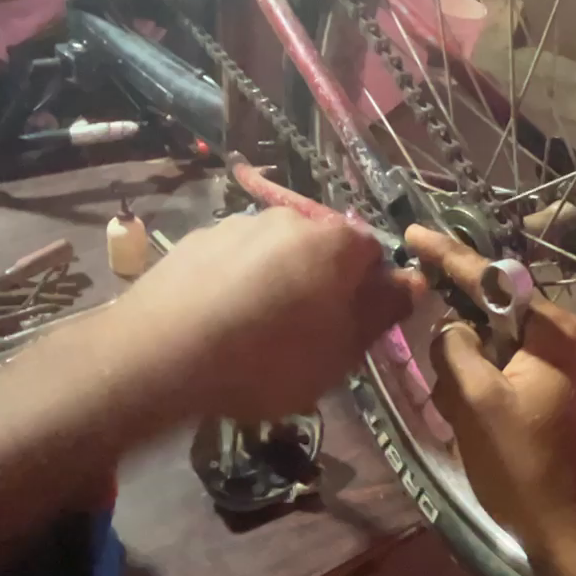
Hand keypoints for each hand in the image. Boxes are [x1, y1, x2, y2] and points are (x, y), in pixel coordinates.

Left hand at [115, 208, 424, 419]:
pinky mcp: (196, 240)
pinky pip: (235, 260)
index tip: (354, 328)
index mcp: (336, 241)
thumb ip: (383, 310)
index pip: (374, 255)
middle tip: (309, 334)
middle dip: (324, 284)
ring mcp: (239, 224)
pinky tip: (221, 321)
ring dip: (280, 282)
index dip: (370, 292)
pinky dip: (239, 282)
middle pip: (324, 250)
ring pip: (277, 253)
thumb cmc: (270, 358)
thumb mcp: (342, 350)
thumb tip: (412, 280)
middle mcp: (290, 218)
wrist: (162, 356)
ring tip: (257, 332)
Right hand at [407, 226, 575, 555]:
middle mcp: (563, 339)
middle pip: (494, 316)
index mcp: (552, 331)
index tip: (414, 233)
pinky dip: (483, 390)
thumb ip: (455, 351)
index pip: (492, 279)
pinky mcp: (557, 394)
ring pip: (496, 349)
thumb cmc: (527, 468)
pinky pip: (508, 374)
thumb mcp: (477, 404)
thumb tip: (450, 329)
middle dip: (457, 339)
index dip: (448, 256)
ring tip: (459, 416)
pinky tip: (474, 424)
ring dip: (468, 374)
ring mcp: (564, 368)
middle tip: (438, 376)